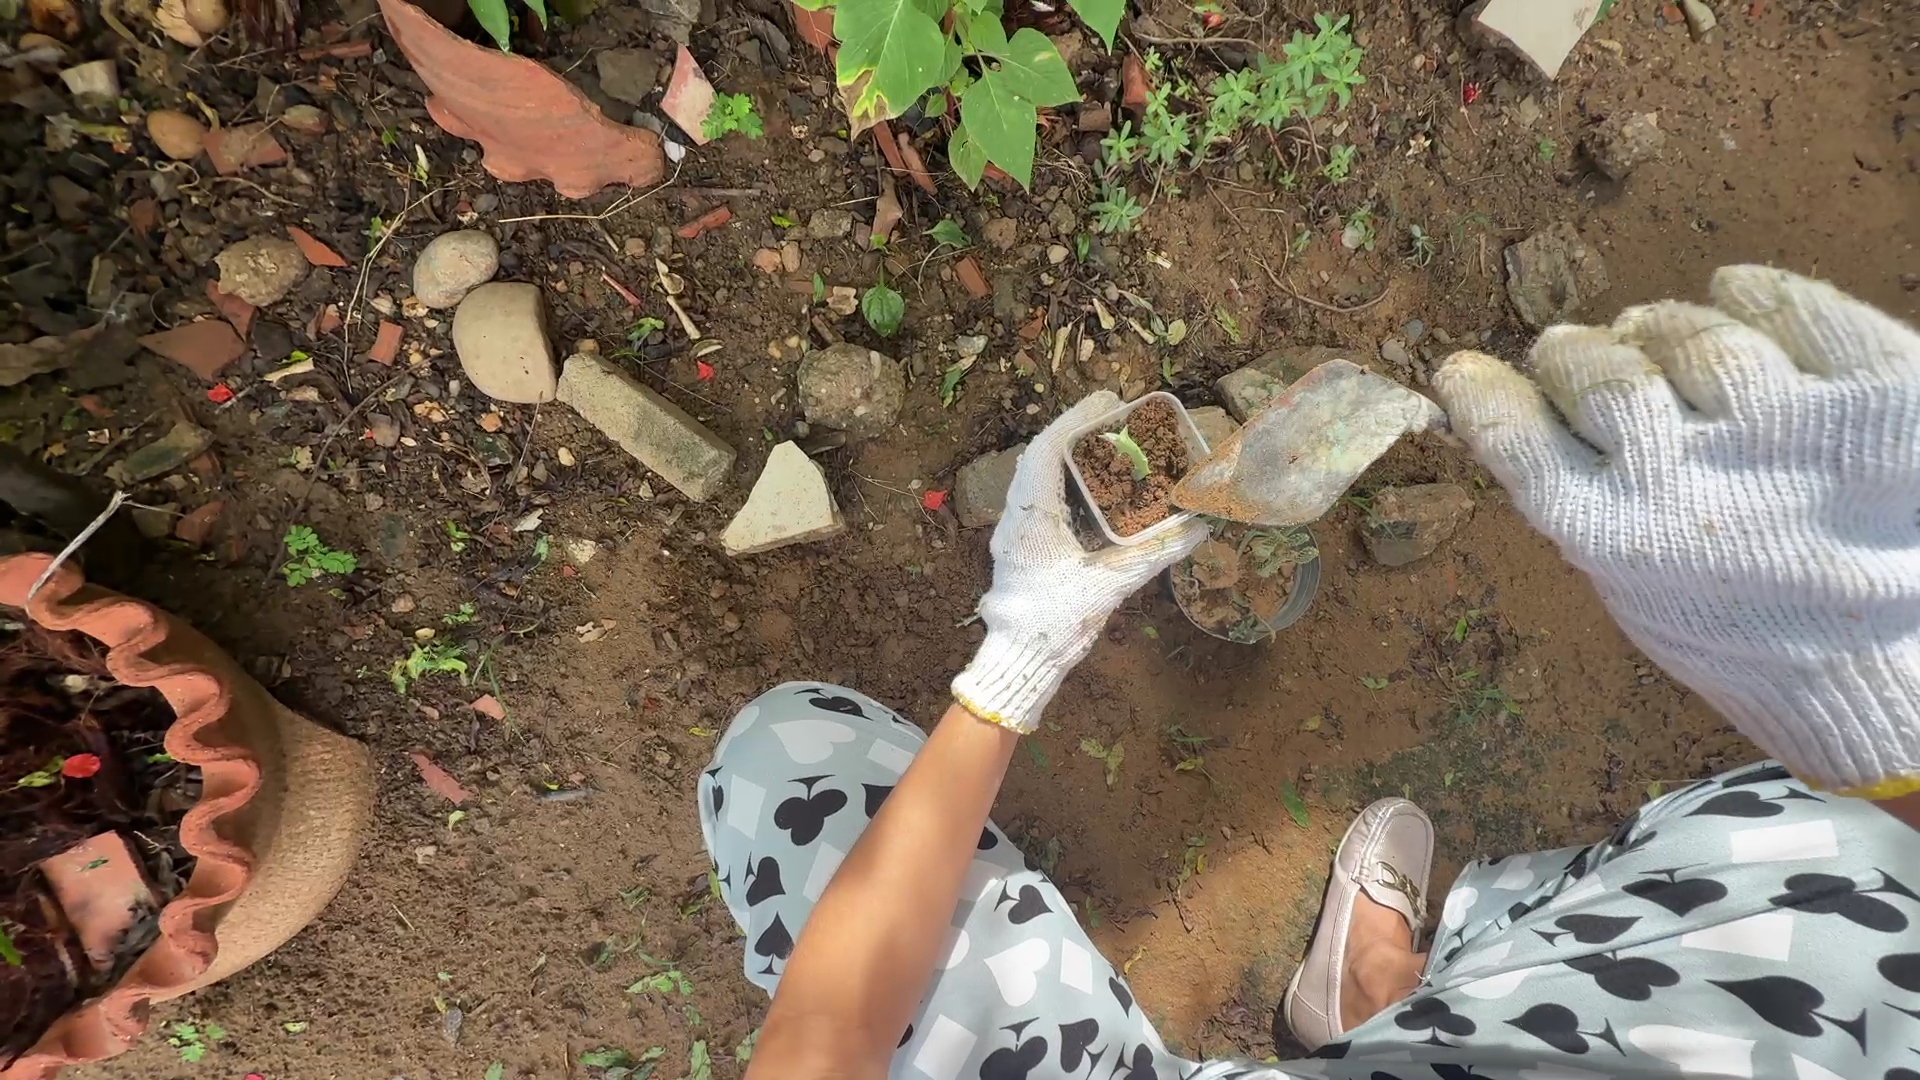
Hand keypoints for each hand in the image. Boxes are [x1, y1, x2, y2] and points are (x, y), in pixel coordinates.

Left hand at [952, 392, 1208, 732]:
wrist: (1020, 661)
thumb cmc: (1057, 623)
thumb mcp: (1111, 585)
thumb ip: (1156, 553)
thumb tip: (1201, 527)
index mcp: (1030, 518)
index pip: (1045, 450)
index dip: (1075, 420)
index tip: (1106, 402)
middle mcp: (1016, 516)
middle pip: (1039, 456)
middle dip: (1074, 431)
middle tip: (1113, 416)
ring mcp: (1015, 530)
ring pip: (1035, 475)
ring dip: (1066, 453)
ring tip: (1104, 440)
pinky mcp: (1021, 543)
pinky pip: (1038, 496)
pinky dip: (1063, 480)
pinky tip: (1090, 482)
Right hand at [1433, 266, 1919, 797]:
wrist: (1881, 665)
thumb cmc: (1720, 620)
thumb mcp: (1614, 572)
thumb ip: (1568, 495)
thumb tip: (1509, 413)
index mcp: (1605, 532)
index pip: (1513, 435)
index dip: (1477, 391)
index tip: (1460, 368)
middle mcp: (1682, 480)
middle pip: (1597, 376)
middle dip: (1568, 354)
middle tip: (1564, 349)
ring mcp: (1793, 434)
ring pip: (1692, 338)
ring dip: (1656, 326)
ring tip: (1649, 332)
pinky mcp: (1895, 400)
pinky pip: (1803, 315)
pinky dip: (1757, 294)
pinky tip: (1731, 293)